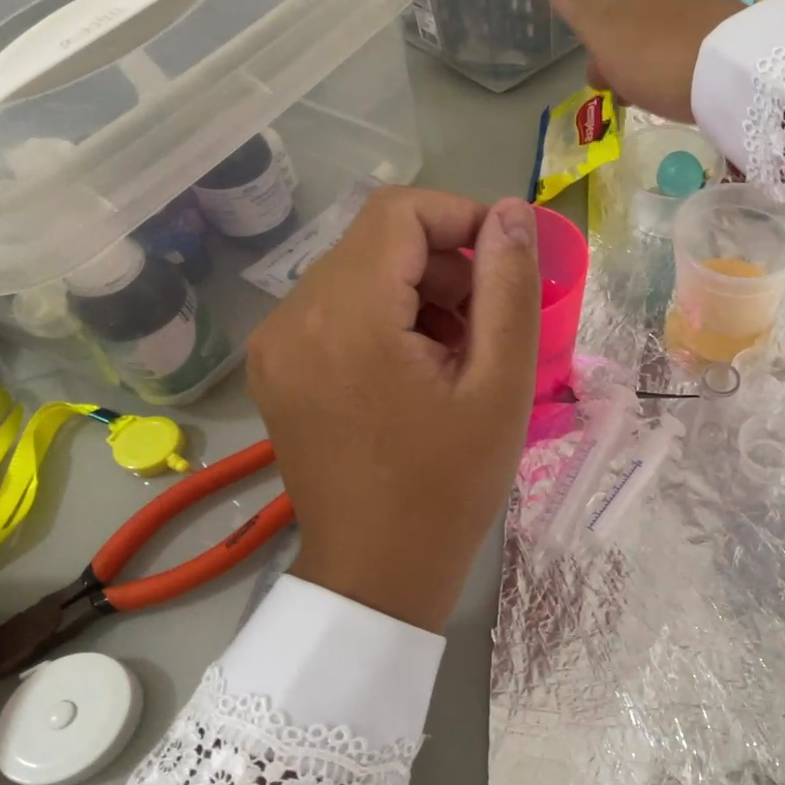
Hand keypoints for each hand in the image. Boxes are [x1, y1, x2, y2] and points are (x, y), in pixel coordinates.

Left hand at [248, 189, 542, 631]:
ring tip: (455, 356)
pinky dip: (383, 318)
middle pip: (376, 242)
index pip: (398, 212)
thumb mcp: (500, 385)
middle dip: (443, 266)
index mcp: (347, 318)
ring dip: (416, 294)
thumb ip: (508, 288)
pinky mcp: (274, 368)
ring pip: (356, 273)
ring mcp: (274, 344)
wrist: (378, 571)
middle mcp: (293, 317)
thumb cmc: (450, 484)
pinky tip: (414, 370)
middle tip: (486, 328)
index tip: (504, 263)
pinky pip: (334, 309)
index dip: (460, 218)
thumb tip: (510, 212)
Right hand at [532, 0, 744, 122]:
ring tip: (662, 100)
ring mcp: (712, 9)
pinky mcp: (739, 37)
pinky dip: (691, 70)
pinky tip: (693, 92)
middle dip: (632, 58)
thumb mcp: (602, 29)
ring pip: (673, 39)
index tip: (602, 82)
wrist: (731, 73)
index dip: (602, 46)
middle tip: (630, 98)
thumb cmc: (657, 55)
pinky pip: (702, 52)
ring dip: (661, 65)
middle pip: (643, 26)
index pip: (612, 11)